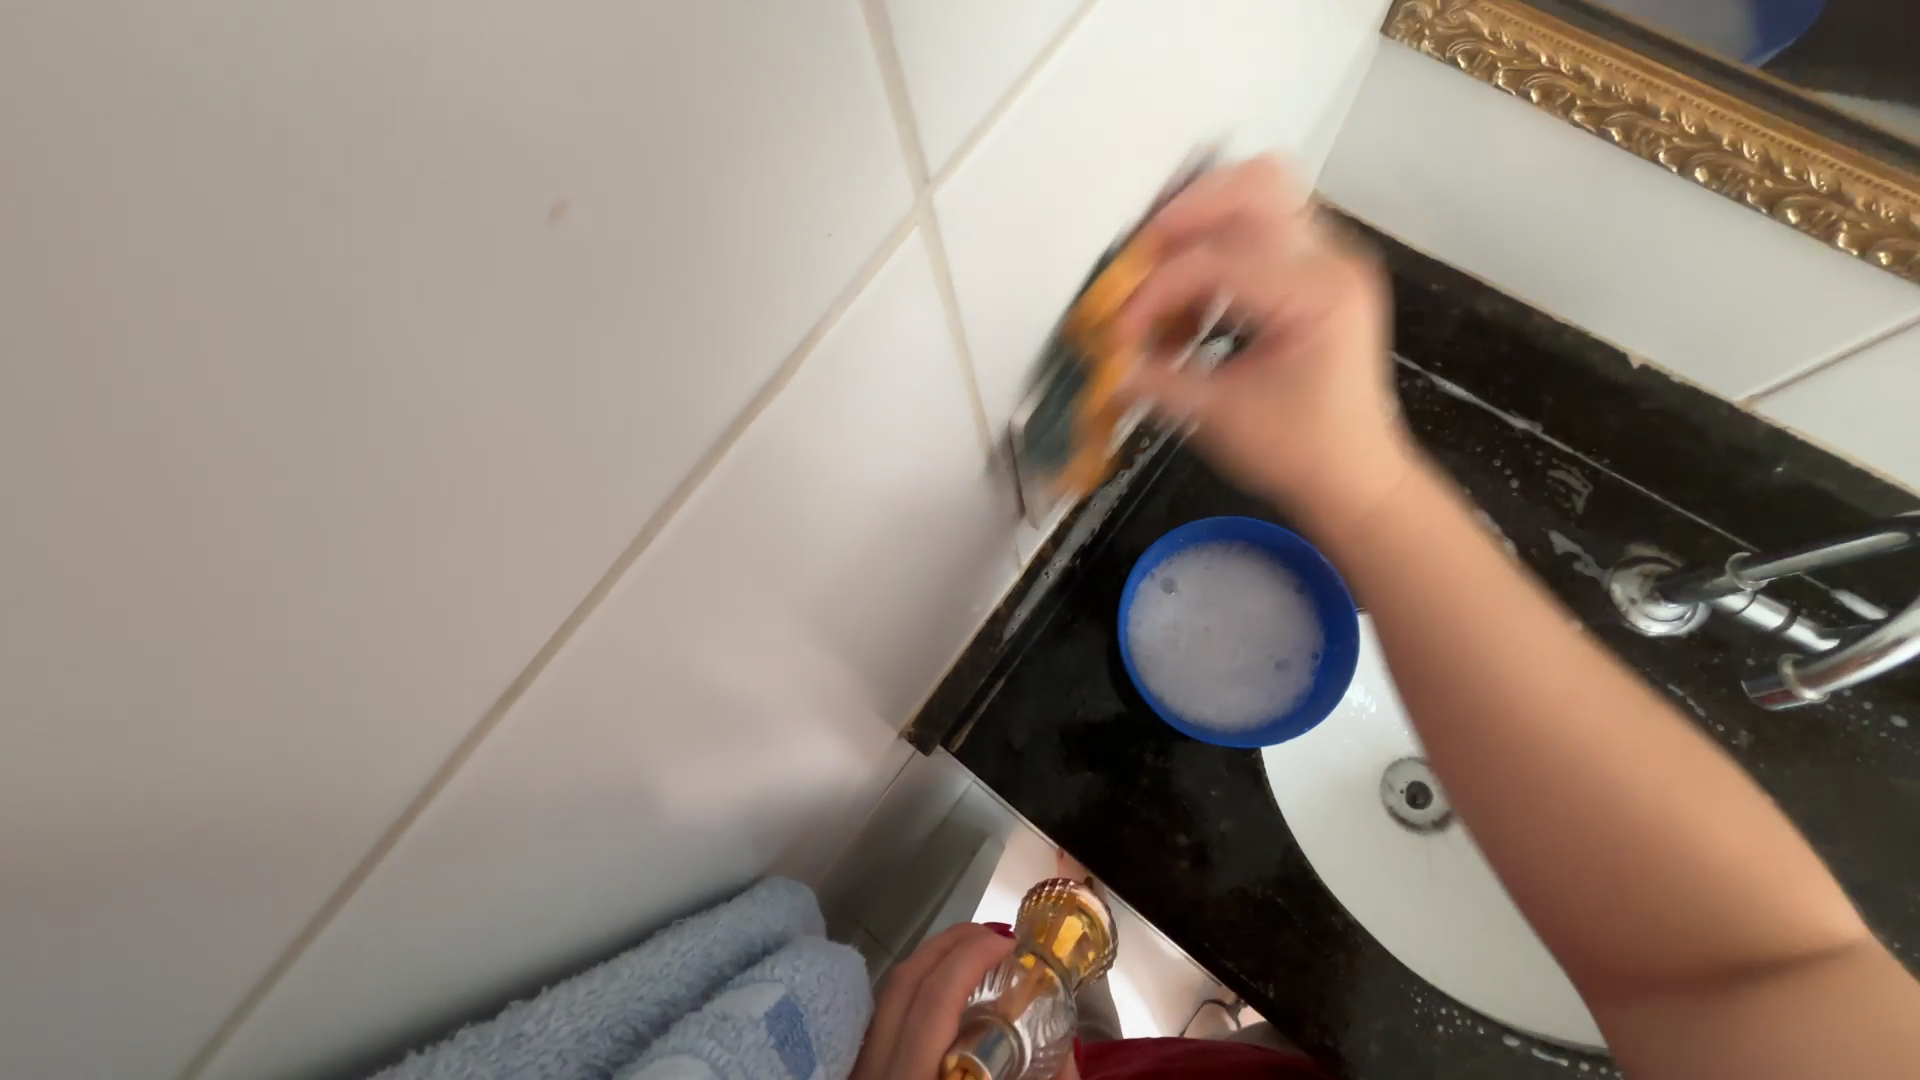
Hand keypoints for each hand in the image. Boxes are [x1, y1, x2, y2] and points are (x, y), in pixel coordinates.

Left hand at [850, 923, 1014, 1079]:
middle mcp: (878, 1064)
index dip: (973, 957)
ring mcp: (864, 1068)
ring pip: (892, 994)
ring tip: (973, 953)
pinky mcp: (860, 1072)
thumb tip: (1073, 1060)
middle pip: (907, 980)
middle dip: (952, 943)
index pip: (937, 998)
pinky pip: (886, 1013)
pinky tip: (943, 995)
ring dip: (933, 962)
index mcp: (910, 1076)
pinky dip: (916, 990)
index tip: (1010, 941)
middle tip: (994, 934)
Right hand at [1115, 157, 1412, 542]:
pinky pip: (1266, 228)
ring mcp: (1331, 260)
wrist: (1355, 477)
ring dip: (1202, 221)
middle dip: (1183, 218)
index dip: (1156, 290)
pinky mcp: (1319, 272)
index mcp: (1316, 295)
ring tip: (1160, 269)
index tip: (1118, 330)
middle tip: (1137, 263)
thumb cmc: (1297, 453)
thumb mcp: (1218, 418)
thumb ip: (1156, 380)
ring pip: (1264, 193)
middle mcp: (1332, 260)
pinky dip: (1219, 245)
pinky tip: (1192, 292)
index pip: (1219, 260)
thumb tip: (1104, 361)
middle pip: (1254, 186)